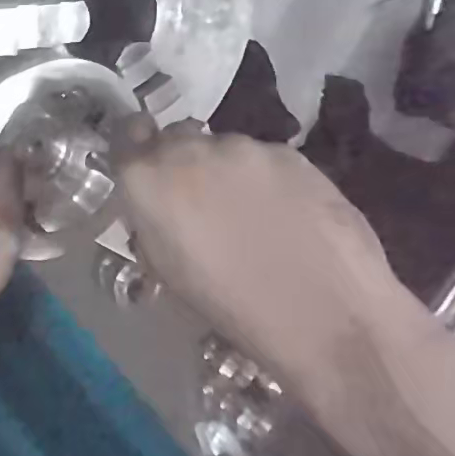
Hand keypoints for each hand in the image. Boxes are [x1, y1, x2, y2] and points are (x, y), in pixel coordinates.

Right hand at [115, 123, 396, 383]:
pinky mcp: (290, 152)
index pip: (125, 135)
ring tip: (256, 216)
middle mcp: (187, 148)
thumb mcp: (166, 269)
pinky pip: (265, 158)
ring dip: (228, 172)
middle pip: (175, 138)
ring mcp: (242, 146)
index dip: (136, 148)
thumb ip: (151, 219)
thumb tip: (156, 204)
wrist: (329, 319)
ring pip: (223, 148)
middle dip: (183, 161)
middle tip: (204, 201)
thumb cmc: (232, 307)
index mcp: (147, 178)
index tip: (146, 163)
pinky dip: (269, 180)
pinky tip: (291, 216)